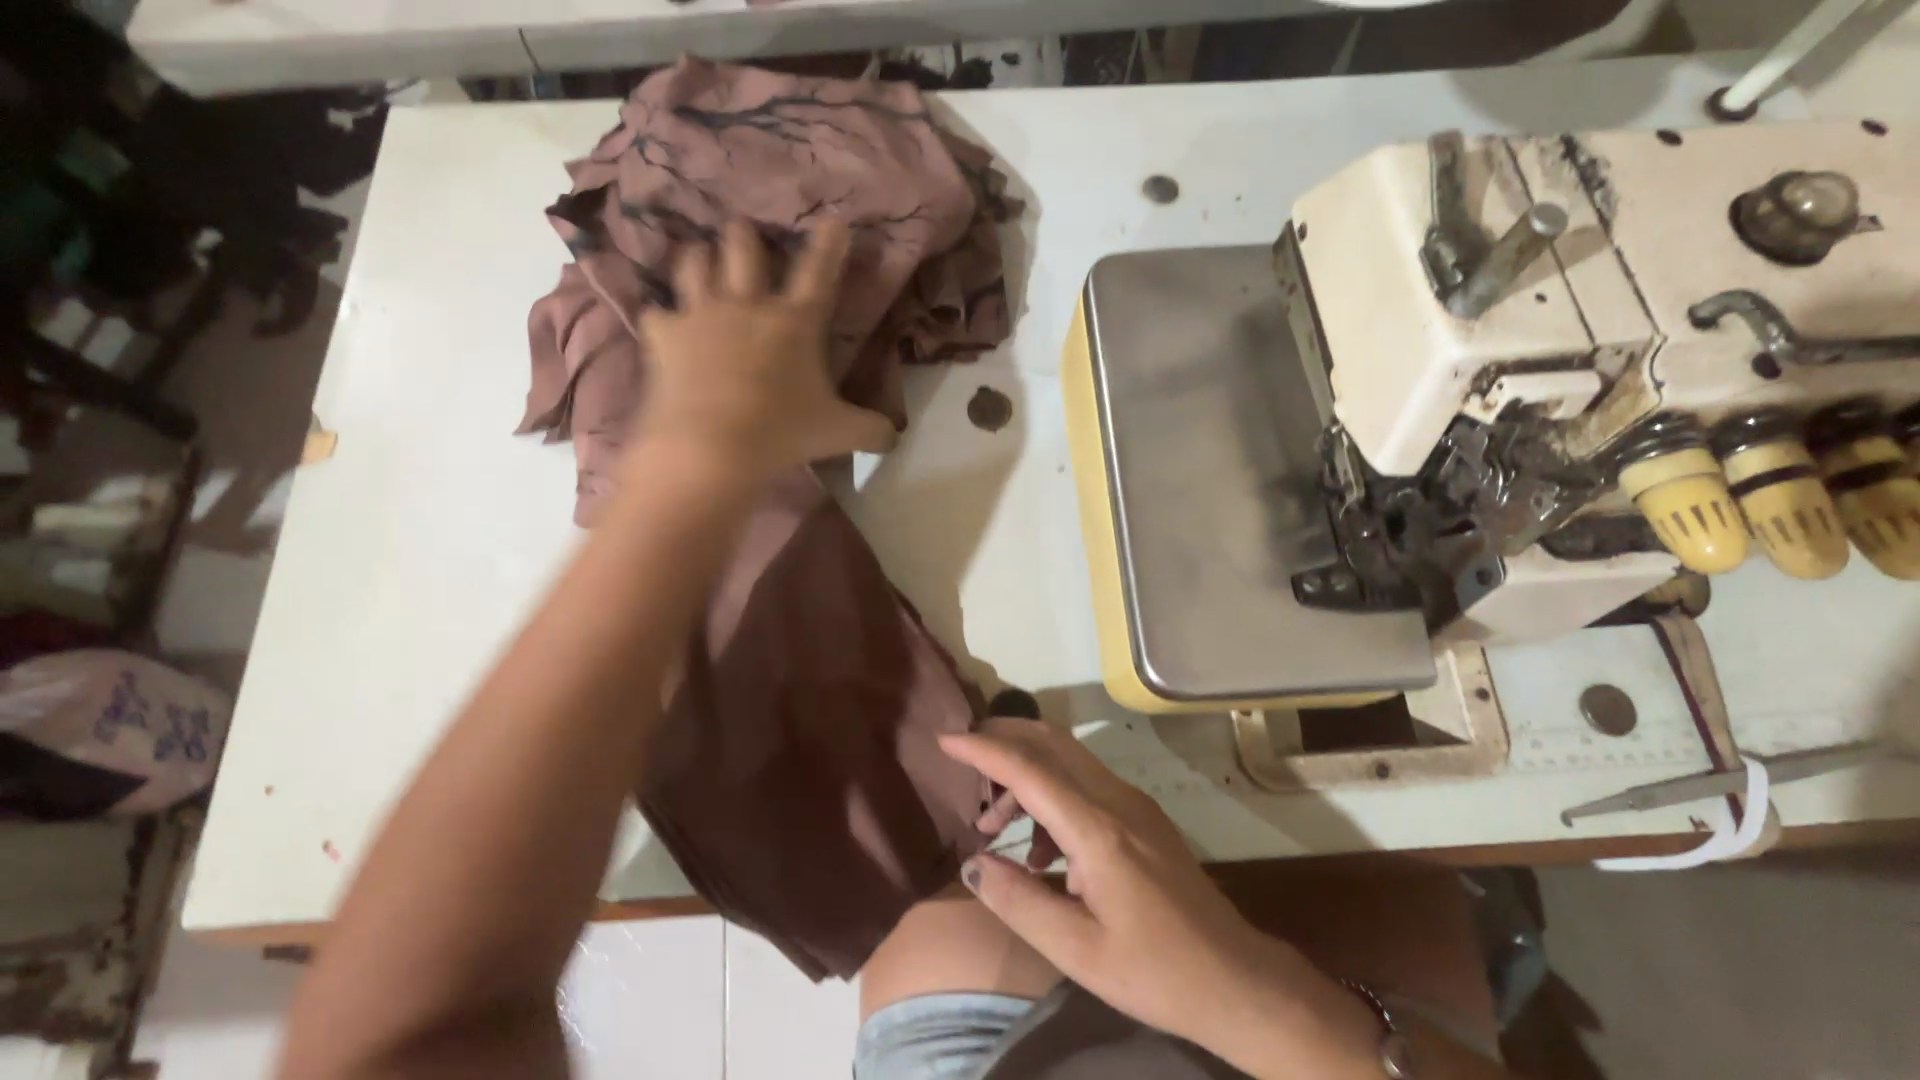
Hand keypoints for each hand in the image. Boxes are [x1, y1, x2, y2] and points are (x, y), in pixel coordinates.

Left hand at [636, 220, 895, 476]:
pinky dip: (661, 318)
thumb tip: (895, 437)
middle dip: (745, 236)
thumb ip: (871, 430)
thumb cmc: (784, 433)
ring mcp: (702, 315)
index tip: (833, 220)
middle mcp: (748, 305)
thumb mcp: (839, 434)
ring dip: (700, 257)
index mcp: (796, 322)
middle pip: (744, 248)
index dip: (829, 244)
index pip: (819, 272)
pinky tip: (661, 324)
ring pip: (695, 263)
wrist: (712, 448)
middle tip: (744, 234)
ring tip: (701, 257)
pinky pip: (656, 314)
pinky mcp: (665, 336)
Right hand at [942, 719, 1382, 1078]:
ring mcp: (1135, 805)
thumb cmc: (1154, 970)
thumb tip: (972, 863)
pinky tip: (1041, 850)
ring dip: (1025, 774)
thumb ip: (1018, 900)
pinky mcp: (1144, 819)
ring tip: (993, 825)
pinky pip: (1086, 784)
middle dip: (1003, 739)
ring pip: (1069, 761)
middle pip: (1053, 743)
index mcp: (1098, 830)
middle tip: (962, 758)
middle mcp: (1118, 801)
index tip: (944, 740)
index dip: (984, 750)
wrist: (1234, 978)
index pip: (1030, 770)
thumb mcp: (1076, 950)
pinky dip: (1051, 794)